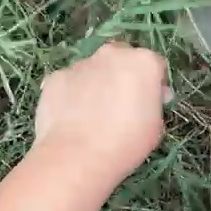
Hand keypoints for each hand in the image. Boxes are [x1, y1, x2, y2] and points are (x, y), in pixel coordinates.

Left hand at [32, 42, 170, 175]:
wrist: (78, 157)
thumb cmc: (126, 143)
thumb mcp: (155, 126)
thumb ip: (153, 103)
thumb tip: (145, 96)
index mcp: (143, 62)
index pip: (154, 65)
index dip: (154, 84)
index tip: (149, 103)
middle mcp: (111, 54)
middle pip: (121, 58)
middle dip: (122, 75)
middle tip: (120, 104)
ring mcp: (80, 64)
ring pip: (92, 70)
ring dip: (96, 84)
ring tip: (90, 116)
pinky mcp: (55, 77)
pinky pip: (69, 83)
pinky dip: (71, 95)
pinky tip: (71, 118)